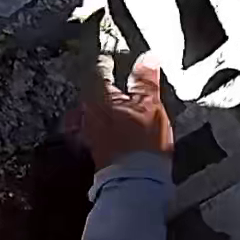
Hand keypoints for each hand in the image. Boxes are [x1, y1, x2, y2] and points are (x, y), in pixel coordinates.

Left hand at [78, 54, 173, 169]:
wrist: (136, 182)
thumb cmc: (143, 143)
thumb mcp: (150, 106)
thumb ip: (146, 81)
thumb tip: (147, 57)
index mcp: (100, 97)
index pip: (100, 70)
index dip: (107, 62)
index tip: (111, 59)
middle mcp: (89, 114)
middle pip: (91, 93)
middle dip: (101, 87)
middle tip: (111, 81)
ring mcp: (90, 135)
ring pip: (91, 114)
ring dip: (101, 109)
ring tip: (114, 107)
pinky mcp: (96, 153)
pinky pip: (95, 133)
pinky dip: (103, 129)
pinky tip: (112, 132)